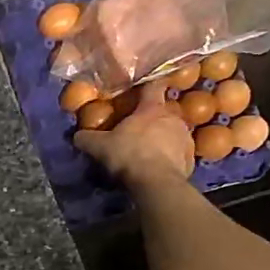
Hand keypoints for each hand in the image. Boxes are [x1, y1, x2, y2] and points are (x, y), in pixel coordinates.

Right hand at [72, 80, 195, 190]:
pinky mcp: (191, 157)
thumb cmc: (129, 155)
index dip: (147, 86)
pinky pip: (180, 152)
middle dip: (154, 117)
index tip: (141, 89)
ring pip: (174, 131)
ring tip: (151, 150)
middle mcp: (173, 117)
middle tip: (140, 128)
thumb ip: (88, 138)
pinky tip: (160, 166)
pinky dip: (172, 156)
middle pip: (165, 111)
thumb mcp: (100, 147)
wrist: (157, 182)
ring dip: (165, 137)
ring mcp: (186, 138)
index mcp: (152, 108)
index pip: (153, 87)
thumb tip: (78, 135)